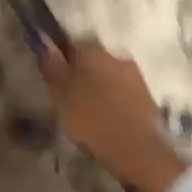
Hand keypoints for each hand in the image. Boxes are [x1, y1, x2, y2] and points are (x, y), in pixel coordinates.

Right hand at [40, 41, 188, 191]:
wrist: (136, 149)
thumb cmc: (91, 119)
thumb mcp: (61, 94)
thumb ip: (52, 66)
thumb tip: (45, 42)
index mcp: (93, 51)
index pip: (72, 43)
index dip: (61, 57)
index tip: (54, 75)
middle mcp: (116, 56)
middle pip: (93, 59)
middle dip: (82, 72)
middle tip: (70, 94)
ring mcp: (135, 76)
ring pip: (109, 75)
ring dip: (99, 86)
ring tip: (88, 109)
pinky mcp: (146, 96)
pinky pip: (122, 91)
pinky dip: (113, 100)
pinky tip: (107, 117)